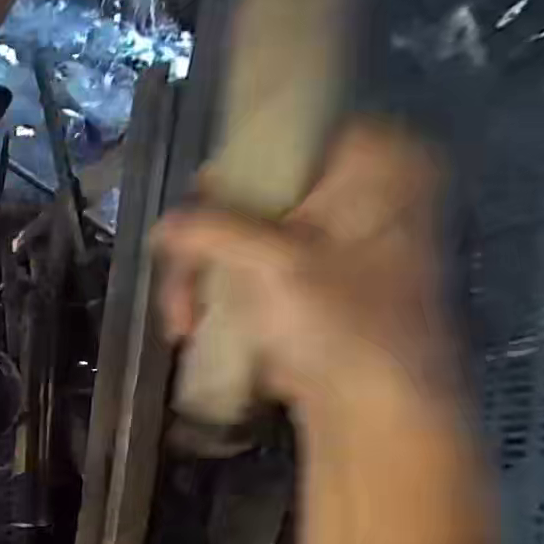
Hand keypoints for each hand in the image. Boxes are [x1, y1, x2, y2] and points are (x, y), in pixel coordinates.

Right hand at [153, 122, 455, 417]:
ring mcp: (349, 241)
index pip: (290, 133)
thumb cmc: (340, 323)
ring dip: (209, 279)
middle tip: (180, 297)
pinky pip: (264, 270)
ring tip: (183, 326)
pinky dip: (231, 294)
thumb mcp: (271, 265)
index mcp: (381, 161)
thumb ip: (210, 230)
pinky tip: (203, 326)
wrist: (380, 409)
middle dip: (206, 249)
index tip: (191, 219)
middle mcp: (371, 191)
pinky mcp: (328, 285)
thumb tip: (161, 223)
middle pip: (261, 194)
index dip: (231, 173)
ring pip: (254, 238)